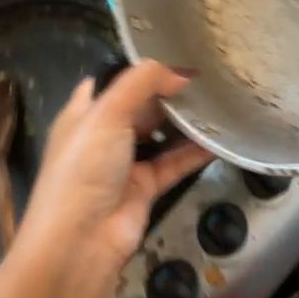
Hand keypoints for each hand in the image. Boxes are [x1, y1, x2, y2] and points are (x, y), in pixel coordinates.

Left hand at [18, 61, 214, 278]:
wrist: (79, 244)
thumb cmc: (83, 169)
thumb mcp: (107, 113)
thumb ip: (143, 83)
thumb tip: (182, 73)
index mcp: (83, 114)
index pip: (108, 81)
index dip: (135, 68)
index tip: (171, 53)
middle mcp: (102, 136)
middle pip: (139, 106)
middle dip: (166, 92)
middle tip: (204, 75)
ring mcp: (124, 164)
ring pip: (160, 135)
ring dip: (184, 121)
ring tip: (216, 100)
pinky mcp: (145, 188)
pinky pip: (174, 163)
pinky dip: (195, 152)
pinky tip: (219, 138)